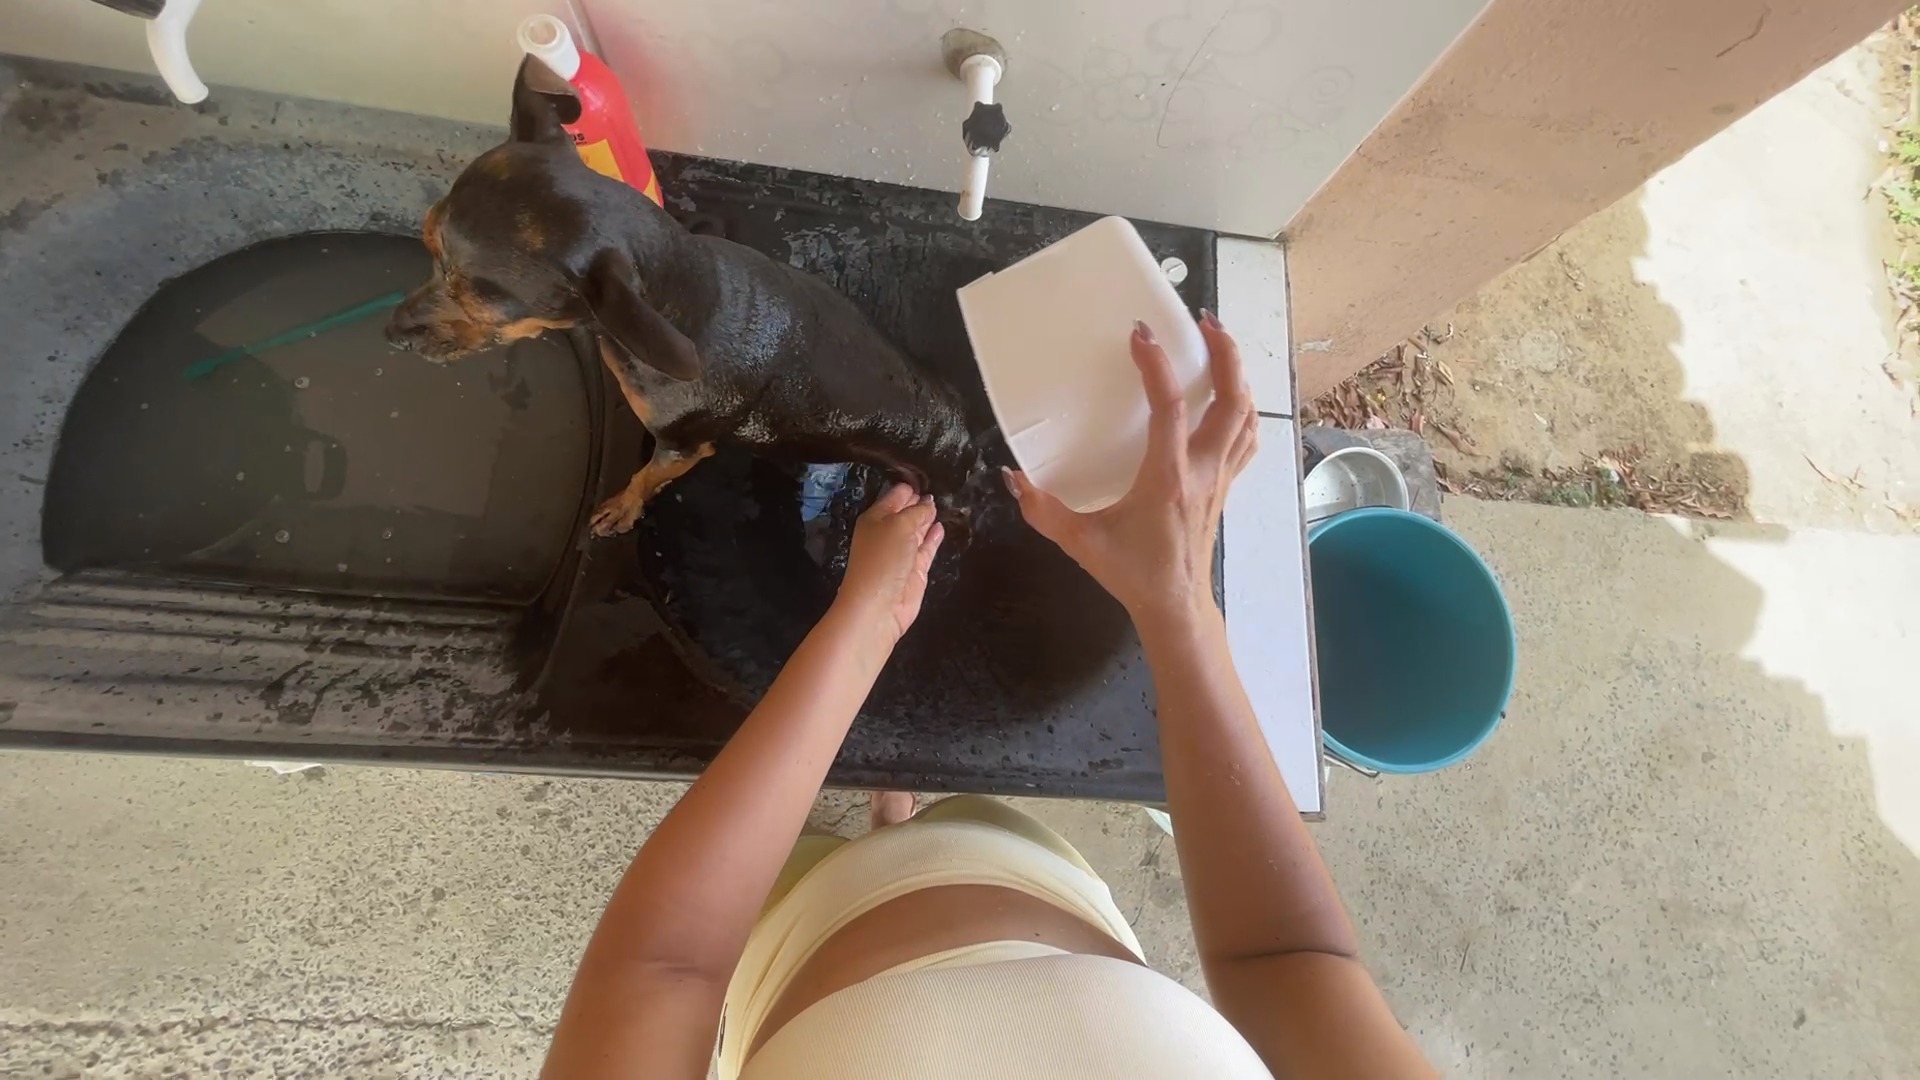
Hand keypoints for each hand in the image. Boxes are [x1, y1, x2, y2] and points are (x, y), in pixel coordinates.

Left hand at [835, 483, 944, 642]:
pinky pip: (927, 548)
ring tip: (942, 504)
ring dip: (927, 518)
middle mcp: (888, 534)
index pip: (894, 497)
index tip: (924, 476)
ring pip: (917, 530)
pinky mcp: (915, 570)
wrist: (879, 605)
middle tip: (936, 488)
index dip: (908, 487)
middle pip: (905, 513)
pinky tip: (941, 526)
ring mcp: (902, 553)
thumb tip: (929, 504)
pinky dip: (933, 537)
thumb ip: (917, 512)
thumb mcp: (899, 525)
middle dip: (918, 502)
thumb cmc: (883, 558)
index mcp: (876, 519)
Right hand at [1004, 311, 1257, 633]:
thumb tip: (1012, 476)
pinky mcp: (1224, 486)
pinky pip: (1245, 438)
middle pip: (1230, 399)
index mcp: (1166, 478)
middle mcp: (1200, 470)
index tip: (1140, 335)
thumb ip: (1042, 510)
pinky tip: (1229, 397)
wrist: (1175, 604)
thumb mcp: (1080, 542)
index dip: (1155, 367)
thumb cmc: (1131, 572)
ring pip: (1246, 415)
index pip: (1168, 408)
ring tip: (1220, 346)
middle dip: (1224, 353)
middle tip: (1204, 321)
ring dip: (1238, 375)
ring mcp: (1219, 477)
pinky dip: (1243, 409)